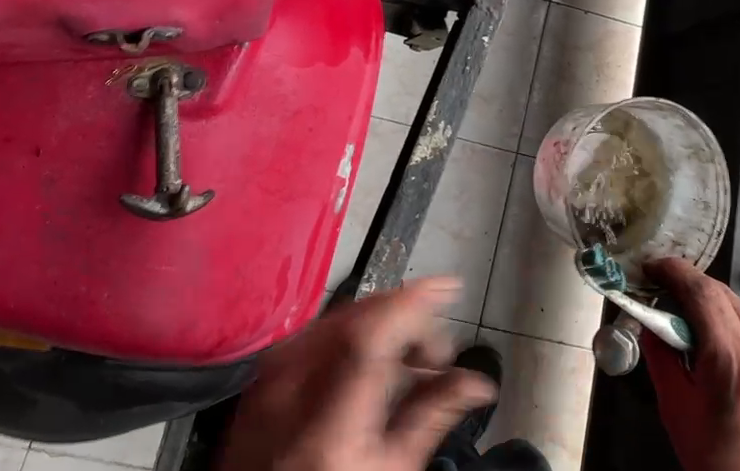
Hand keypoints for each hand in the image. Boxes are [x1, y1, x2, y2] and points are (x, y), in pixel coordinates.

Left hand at [219, 277, 496, 470]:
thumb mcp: (390, 469)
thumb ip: (431, 417)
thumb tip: (475, 383)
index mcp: (326, 424)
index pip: (370, 333)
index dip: (412, 300)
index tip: (447, 287)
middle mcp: (291, 393)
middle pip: (358, 317)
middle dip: (408, 316)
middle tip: (437, 348)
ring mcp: (270, 380)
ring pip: (340, 318)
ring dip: (384, 322)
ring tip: (411, 356)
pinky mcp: (264, 375)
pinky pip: (318, 331)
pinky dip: (354, 331)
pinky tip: (374, 355)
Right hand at [640, 257, 739, 470]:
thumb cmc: (718, 469)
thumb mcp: (678, 413)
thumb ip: (662, 358)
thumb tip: (650, 318)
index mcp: (737, 372)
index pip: (705, 296)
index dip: (676, 272)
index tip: (653, 266)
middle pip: (726, 297)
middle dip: (692, 290)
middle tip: (664, 294)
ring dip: (717, 310)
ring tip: (694, 328)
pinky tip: (728, 353)